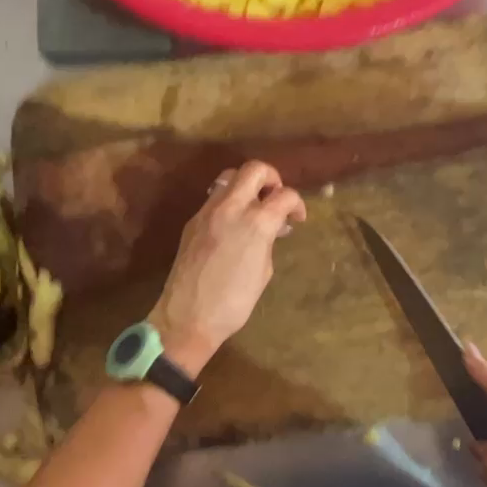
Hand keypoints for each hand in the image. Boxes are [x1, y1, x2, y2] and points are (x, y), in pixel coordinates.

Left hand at [149, 160, 306, 375]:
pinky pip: (214, 198)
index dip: (297, 204)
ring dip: (246, 186)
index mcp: (257, 223)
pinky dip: (229, 202)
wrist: (188, 316)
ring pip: (230, 178)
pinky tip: (233, 224)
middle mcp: (231, 207)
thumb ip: (269, 241)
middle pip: (255, 169)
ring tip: (253, 208)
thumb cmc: (234, 303)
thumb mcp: (264, 271)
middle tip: (276, 198)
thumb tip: (273, 228)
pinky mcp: (192, 221)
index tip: (297, 218)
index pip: (285, 195)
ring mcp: (207, 211)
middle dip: (271, 178)